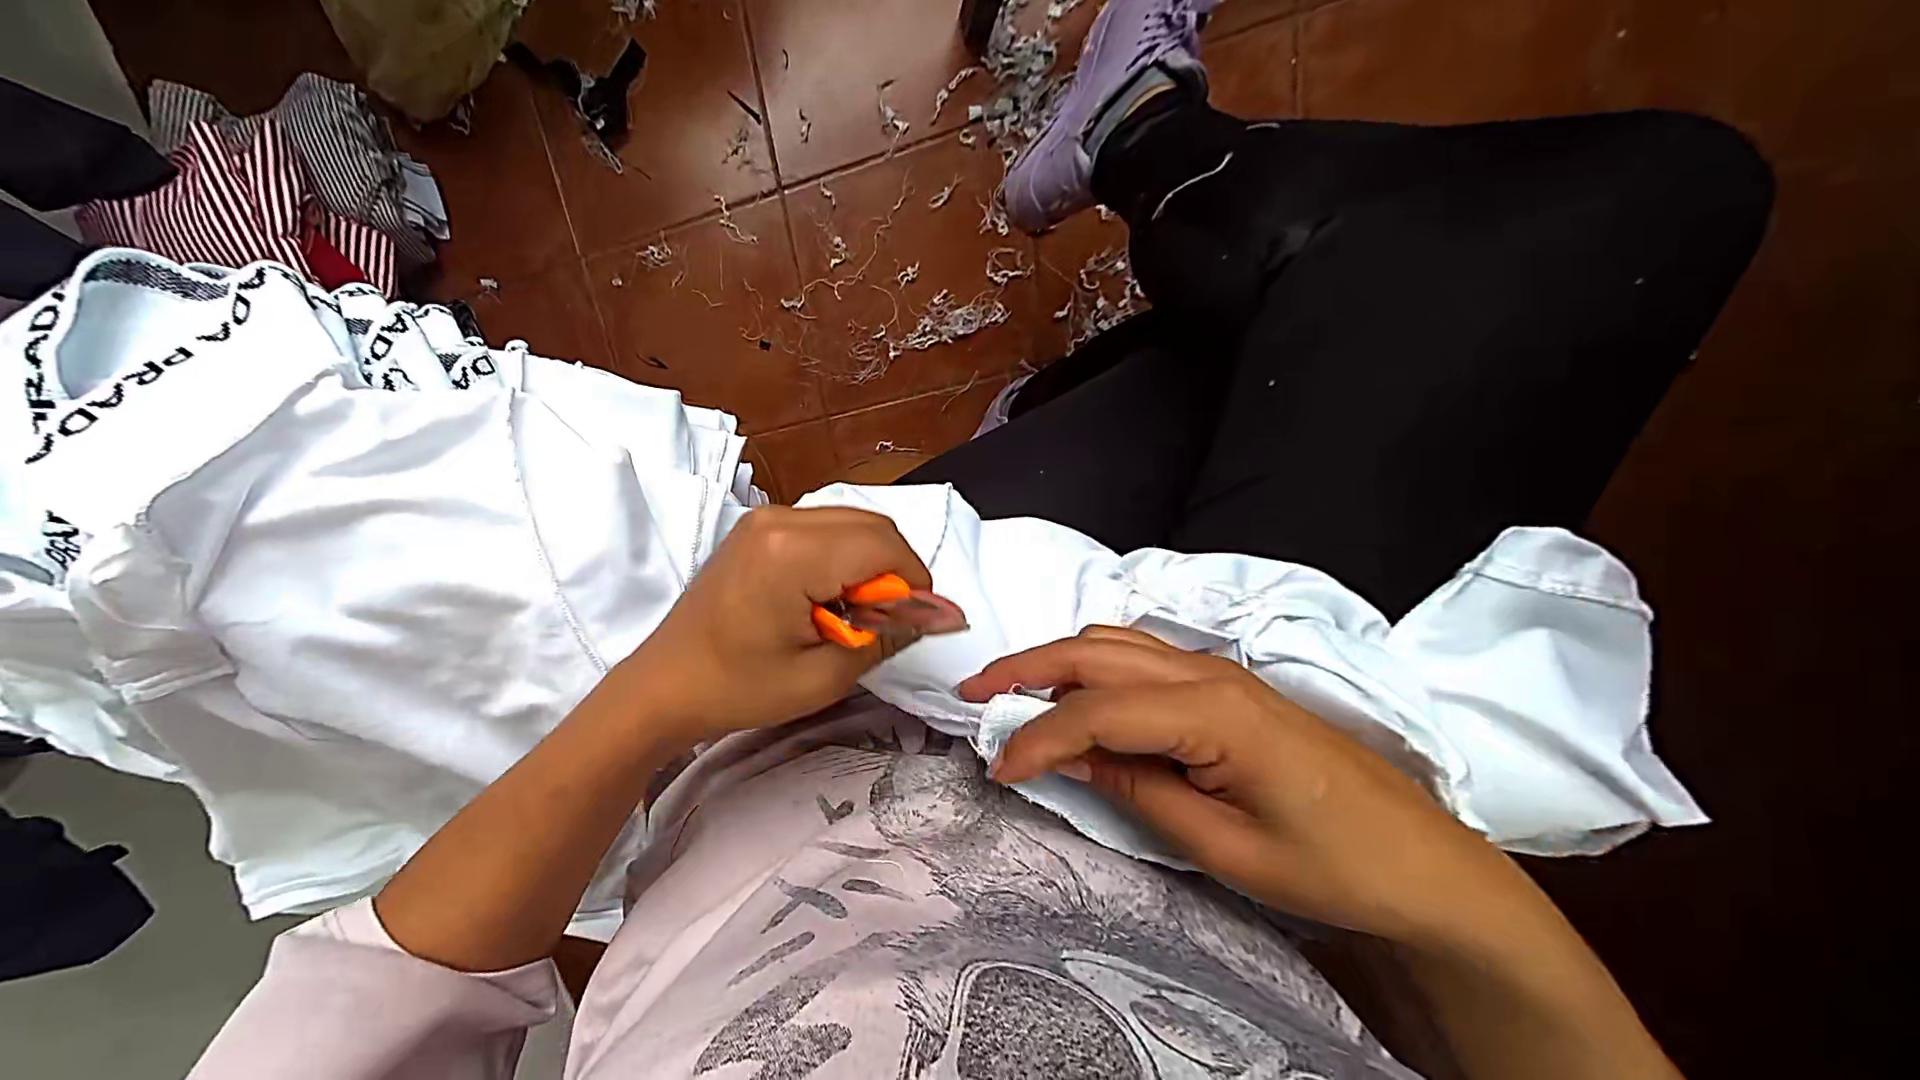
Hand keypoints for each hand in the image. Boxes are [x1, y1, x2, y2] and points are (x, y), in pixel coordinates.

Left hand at [620, 506, 930, 741]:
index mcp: (793, 552)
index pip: (885, 546)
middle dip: (894, 572)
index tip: (911, 622)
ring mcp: (766, 517)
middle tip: (882, 621)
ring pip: (853, 523)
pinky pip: (826, 527)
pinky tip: (826, 597)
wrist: (665, 685)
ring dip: (869, 564)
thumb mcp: (824, 677)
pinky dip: (844, 557)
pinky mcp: (759, 526)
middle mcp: (780, 519)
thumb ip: (886, 636)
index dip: (913, 584)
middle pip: (873, 525)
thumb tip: (937, 616)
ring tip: (851, 613)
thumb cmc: (738, 688)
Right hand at [957, 626, 1537, 949]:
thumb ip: (1137, 787)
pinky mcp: (1224, 683)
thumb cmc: (1331, 865)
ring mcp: (1218, 671)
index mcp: (1212, 711)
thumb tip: (1064, 754)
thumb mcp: (1222, 846)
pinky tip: (1076, 690)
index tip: (997, 769)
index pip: (1096, 711)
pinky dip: (1094, 667)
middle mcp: (1208, 672)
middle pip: (1095, 654)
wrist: (1426, 863)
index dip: (1037, 737)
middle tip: (974, 693)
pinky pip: (1141, 656)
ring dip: (1057, 660)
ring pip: (1116, 644)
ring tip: (1011, 688)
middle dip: (1027, 669)